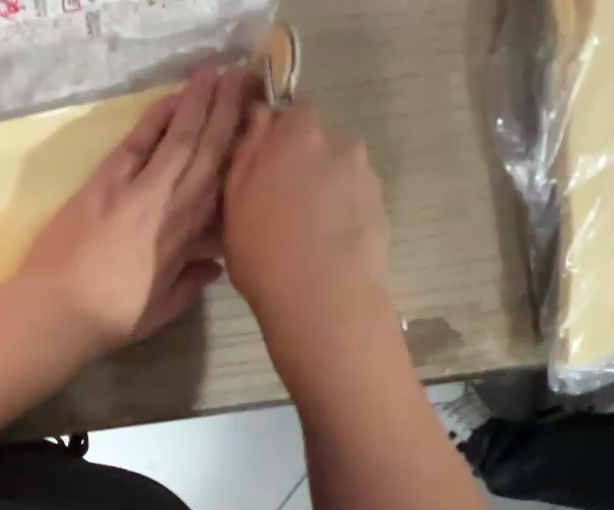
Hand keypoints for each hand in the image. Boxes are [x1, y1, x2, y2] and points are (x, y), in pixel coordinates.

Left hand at [16, 66, 255, 347]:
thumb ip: (188, 286)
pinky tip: (173, 100)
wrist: (56, 311)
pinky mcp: (101, 183)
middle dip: (226, 113)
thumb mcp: (158, 311)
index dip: (239, 153)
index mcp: (185, 238)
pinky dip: (156, 118)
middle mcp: (168, 206)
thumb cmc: (108, 320)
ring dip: (197, 103)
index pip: (220, 185)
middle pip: (205, 151)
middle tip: (244, 81)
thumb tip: (213, 268)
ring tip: (215, 75)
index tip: (255, 125)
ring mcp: (134, 189)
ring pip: (177, 137)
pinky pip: (137, 141)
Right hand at [222, 102, 394, 343]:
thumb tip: (256, 118)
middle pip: (316, 142)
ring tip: (298, 232)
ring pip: (336, 171)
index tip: (258, 161)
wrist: (324, 296)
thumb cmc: (263, 250)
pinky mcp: (381, 205)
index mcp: (298, 136)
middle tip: (273, 204)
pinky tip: (320, 246)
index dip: (275, 131)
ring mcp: (365, 174)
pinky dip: (337, 213)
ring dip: (319, 189)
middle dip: (298, 162)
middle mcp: (340, 142)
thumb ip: (245, 154)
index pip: (292, 108)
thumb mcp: (232, 205)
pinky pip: (351, 199)